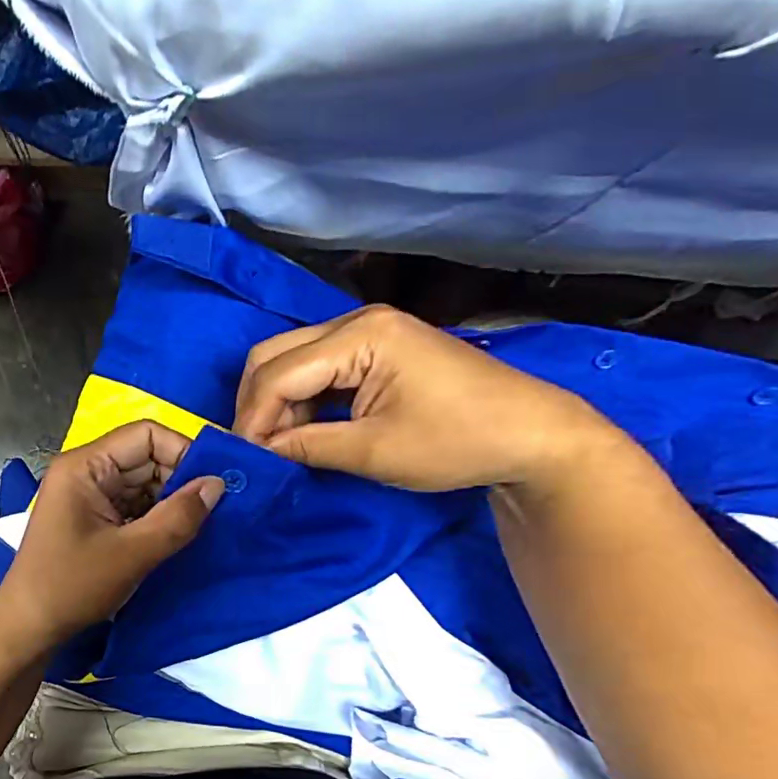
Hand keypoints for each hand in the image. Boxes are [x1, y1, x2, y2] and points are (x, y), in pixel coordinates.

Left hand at [0, 421, 224, 644]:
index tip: (216, 481)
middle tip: (218, 507)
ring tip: (204, 522)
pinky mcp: (93, 516)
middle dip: (181, 478)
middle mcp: (85, 470)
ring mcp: (88, 494)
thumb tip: (217, 485)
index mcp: (84, 466)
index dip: (183, 451)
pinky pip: (134, 503)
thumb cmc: (71, 586)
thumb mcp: (132, 553)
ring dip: (172, 500)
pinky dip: (157, 515)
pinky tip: (179, 533)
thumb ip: (177, 517)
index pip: (144, 434)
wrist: (29, 626)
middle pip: (146, 456)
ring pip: (144, 482)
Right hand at [233, 305, 626, 491]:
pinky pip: (317, 367)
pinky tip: (304, 428)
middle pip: (274, 355)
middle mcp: (356, 320)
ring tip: (279, 445)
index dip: (252, 418)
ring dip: (277, 402)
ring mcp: (367, 329)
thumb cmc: (458, 442)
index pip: (278, 373)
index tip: (242, 458)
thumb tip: (256, 453)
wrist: (535, 436)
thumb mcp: (373, 451)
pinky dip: (302, 398)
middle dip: (256, 404)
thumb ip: (306, 446)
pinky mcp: (375, 346)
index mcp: (360, 335)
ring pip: (291, 359)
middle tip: (254, 449)